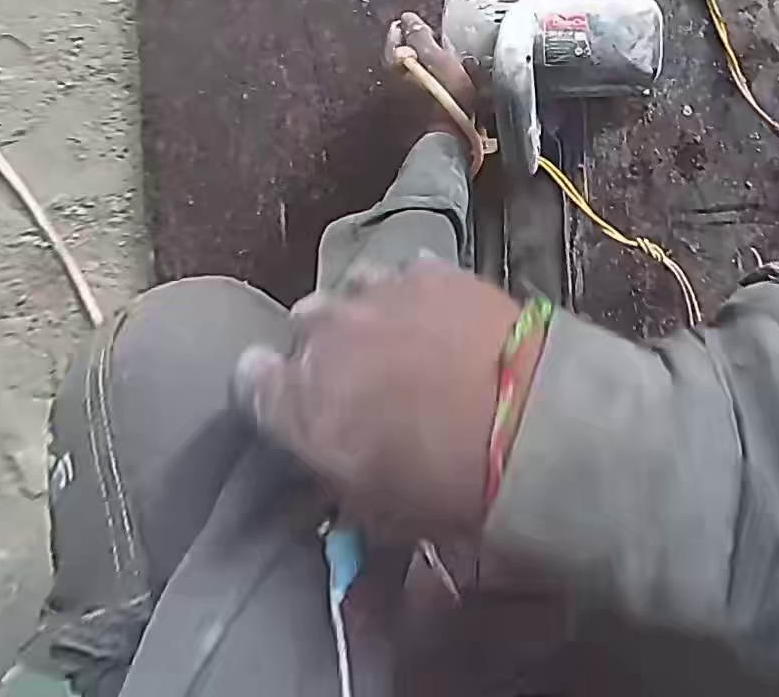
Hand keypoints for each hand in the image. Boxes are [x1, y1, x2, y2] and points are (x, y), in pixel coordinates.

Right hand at [233, 261, 521, 538]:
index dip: (275, 385)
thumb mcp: (379, 509)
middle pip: (307, 323)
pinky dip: (418, 287)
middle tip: (362, 364)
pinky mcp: (432, 269)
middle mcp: (326, 333)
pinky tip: (440, 304)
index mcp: (296, 399)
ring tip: (401, 327)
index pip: (253, 380)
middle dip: (326, 340)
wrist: (525, 416)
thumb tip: (344, 465)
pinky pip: (410, 271)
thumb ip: (342, 477)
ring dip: (370, 306)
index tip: (293, 391)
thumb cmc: (446, 481)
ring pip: (356, 286)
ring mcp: (381, 292)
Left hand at [386, 12, 477, 148]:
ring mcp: (401, 99)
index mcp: (393, 63)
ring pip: (412, 71)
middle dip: (417, 46)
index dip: (413, 27)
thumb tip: (407, 18)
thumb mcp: (437, 58)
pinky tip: (447, 85)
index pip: (398, 33)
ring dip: (426, 65)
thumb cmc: (444, 95)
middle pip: (403, 54)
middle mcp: (391, 80)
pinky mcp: (415, 114)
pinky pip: (422, 88)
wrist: (449, 138)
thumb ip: (421, 36)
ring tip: (446, 62)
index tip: (428, 26)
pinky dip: (432, 82)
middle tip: (438, 42)